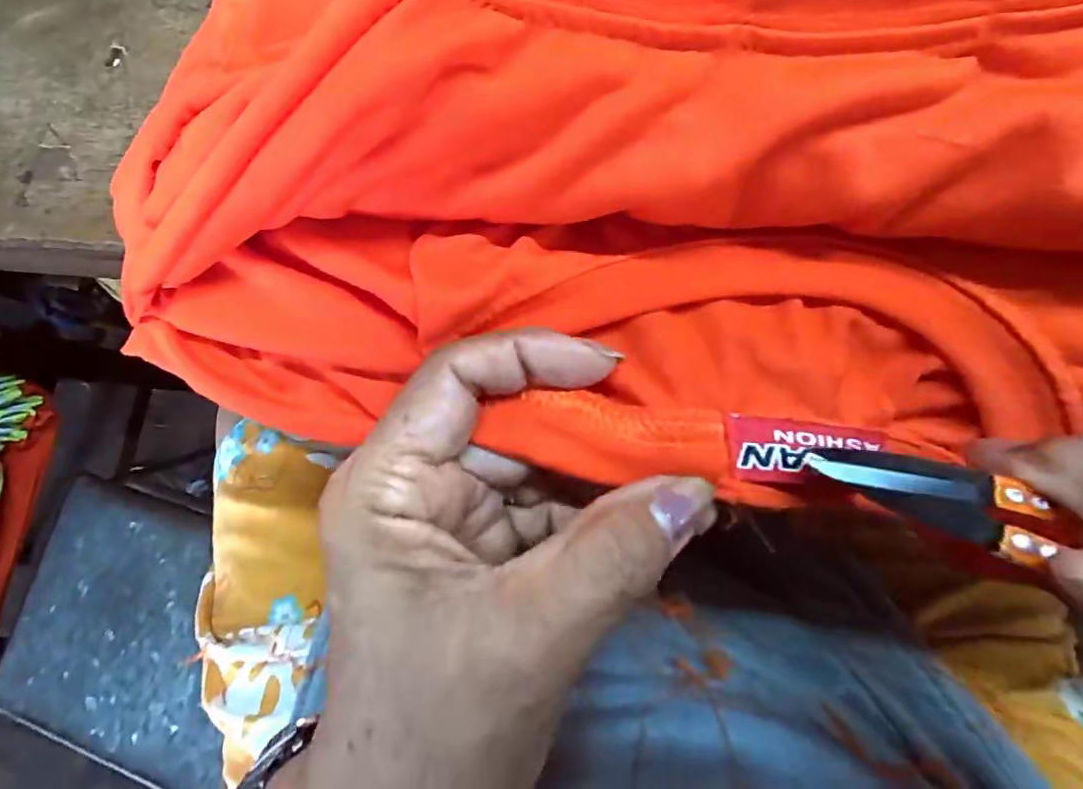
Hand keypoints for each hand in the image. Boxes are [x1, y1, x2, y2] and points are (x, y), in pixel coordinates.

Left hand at [278, 329, 717, 788]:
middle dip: (584, 416)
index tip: (606, 367)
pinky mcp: (488, 542)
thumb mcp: (529, 634)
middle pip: (506, 413)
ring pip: (536, 455)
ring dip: (602, 461)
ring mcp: (453, 510)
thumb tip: (694, 491)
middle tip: (659, 417)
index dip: (531, 355)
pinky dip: (601, 503)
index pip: (456, 377)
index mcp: (388, 481)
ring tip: (671, 456)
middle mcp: (415, 480)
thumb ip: (613, 556)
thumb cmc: (439, 726)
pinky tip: (653, 505)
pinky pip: (551, 500)